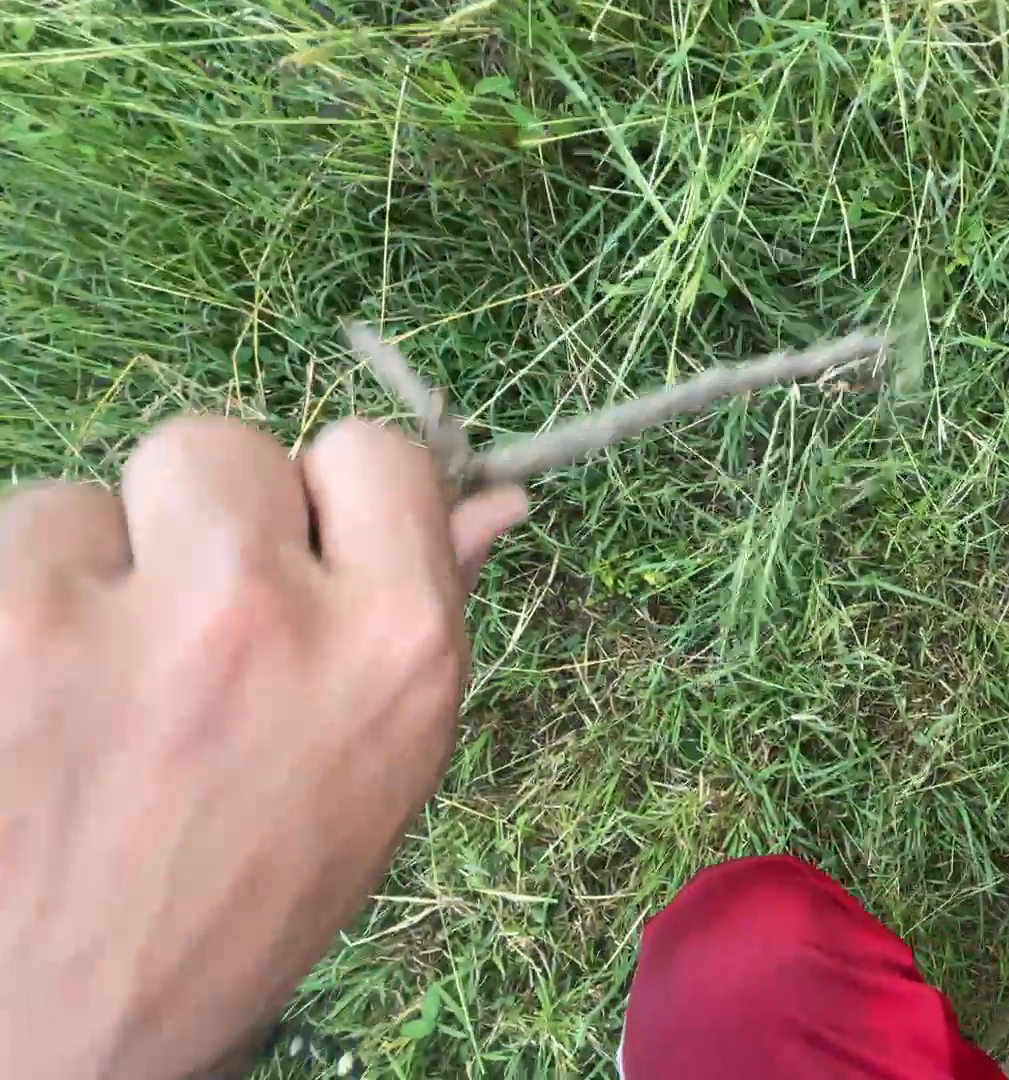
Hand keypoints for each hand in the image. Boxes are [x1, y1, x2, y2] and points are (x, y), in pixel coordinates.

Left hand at [0, 417, 525, 1077]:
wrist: (78, 1026)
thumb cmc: (280, 863)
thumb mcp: (400, 734)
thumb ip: (440, 593)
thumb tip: (499, 499)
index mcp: (397, 634)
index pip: (376, 451)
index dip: (347, 483)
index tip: (324, 532)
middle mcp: (263, 611)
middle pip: (219, 443)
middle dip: (214, 509)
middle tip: (205, 600)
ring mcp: (94, 628)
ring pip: (79, 499)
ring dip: (92, 566)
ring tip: (101, 670)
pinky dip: (11, 605)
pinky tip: (31, 688)